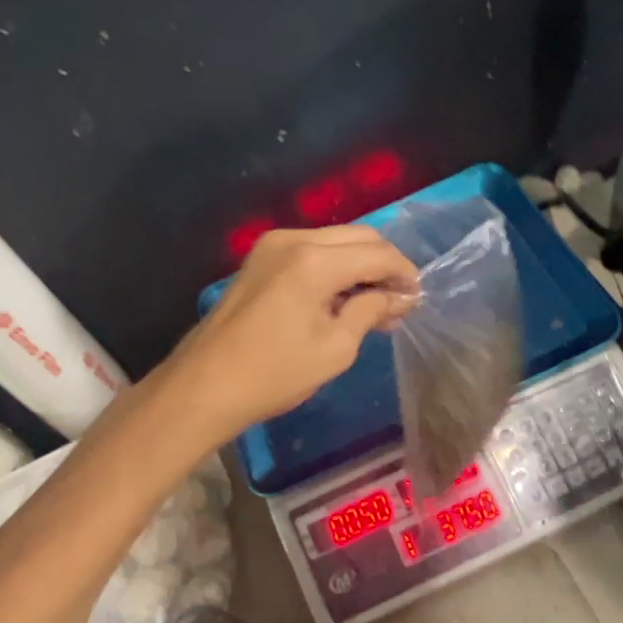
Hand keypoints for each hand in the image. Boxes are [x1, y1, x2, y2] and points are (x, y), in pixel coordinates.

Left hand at [156, 225, 417, 440]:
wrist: (204, 386)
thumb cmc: (274, 373)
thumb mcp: (335, 348)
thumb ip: (371, 310)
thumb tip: (399, 297)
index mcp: (315, 260)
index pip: (378, 253)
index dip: (404, 274)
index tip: (418, 299)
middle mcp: (293, 239)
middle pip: (358, 236)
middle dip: (384, 264)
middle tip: (400, 301)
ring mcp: (271, 245)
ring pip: (335, 240)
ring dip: (359, 265)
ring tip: (374, 304)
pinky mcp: (259, 258)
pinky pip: (311, 250)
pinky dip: (334, 267)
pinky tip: (343, 298)